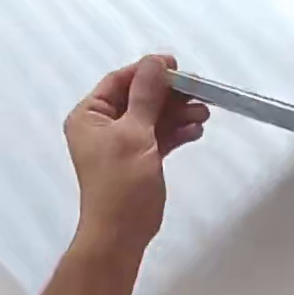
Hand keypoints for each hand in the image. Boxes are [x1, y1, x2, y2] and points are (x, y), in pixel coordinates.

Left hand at [65, 55, 208, 251]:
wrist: (121, 232)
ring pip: (153, 117)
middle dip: (169, 95)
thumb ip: (146, 96)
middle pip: (140, 97)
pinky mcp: (140, 158)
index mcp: (89, 115)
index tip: (177, 65)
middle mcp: (103, 125)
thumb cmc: (120, 182)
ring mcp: (122, 143)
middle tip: (199, 90)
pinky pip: (159, 136)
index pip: (119, 81)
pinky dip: (177, 132)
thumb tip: (155, 62)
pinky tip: (196, 130)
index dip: (147, 70)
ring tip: (203, 113)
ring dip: (178, 113)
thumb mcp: (134, 134)